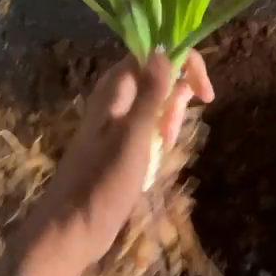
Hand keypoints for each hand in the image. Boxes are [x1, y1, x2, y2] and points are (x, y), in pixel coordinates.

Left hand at [28, 50, 213, 268]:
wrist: (71, 227)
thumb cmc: (104, 181)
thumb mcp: (134, 135)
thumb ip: (150, 91)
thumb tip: (163, 48)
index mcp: (116, 86)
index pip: (155, 52)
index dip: (184, 63)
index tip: (204, 94)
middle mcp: (115, 94)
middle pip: (158, 74)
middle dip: (177, 96)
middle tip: (173, 130)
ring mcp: (116, 117)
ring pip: (155, 100)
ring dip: (169, 117)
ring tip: (167, 145)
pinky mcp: (118, 139)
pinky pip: (147, 122)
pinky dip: (159, 133)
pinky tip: (160, 153)